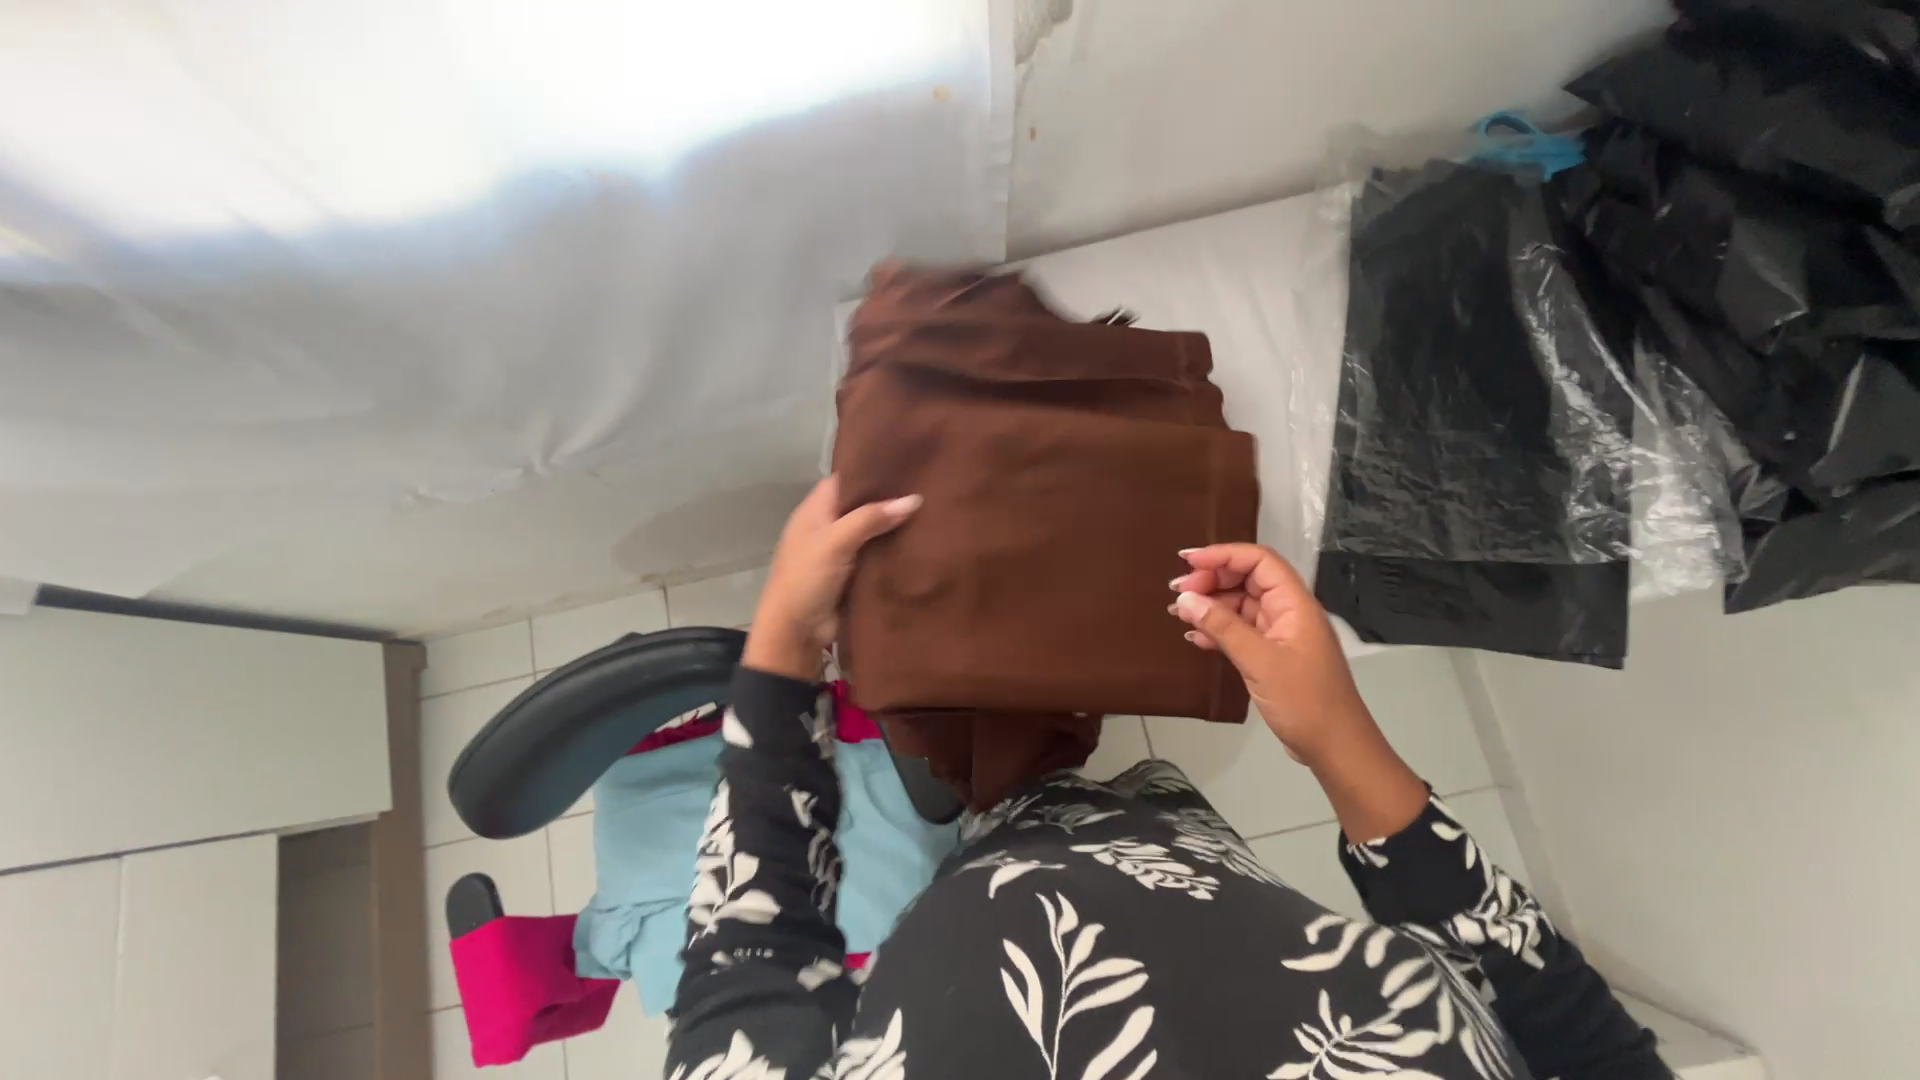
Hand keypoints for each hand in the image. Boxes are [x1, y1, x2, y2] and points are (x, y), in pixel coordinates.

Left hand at [743, 475, 920, 679]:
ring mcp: (842, 553)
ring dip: (896, 526)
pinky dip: (896, 551)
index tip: (904, 464)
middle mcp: (828, 527)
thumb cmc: (806, 578)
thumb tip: (915, 500)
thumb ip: (871, 518)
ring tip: (933, 511)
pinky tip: (923, 543)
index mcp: (814, 511)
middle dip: (889, 499)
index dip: (870, 471)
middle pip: (862, 506)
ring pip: (874, 532)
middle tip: (928, 486)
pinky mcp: (855, 576)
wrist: (796, 633)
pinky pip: (879, 557)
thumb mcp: (835, 541)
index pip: (845, 480)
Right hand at [1168, 544, 1373, 765]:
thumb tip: (1186, 598)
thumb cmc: (1305, 701)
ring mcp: (1281, 635)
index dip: (1223, 555)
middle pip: (1247, 579)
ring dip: (1210, 605)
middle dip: (1212, 579)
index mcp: (1295, 604)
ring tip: (1178, 612)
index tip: (1187, 562)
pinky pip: (1241, 631)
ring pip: (1241, 605)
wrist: (1335, 748)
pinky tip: (1194, 637)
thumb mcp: (1260, 661)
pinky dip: (1217, 630)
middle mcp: (1288, 612)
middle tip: (1178, 592)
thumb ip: (1223, 626)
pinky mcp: (1272, 656)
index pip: (1258, 561)